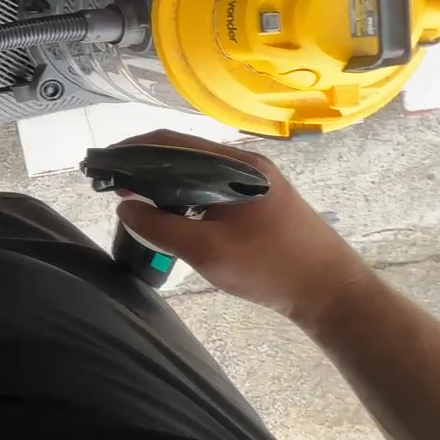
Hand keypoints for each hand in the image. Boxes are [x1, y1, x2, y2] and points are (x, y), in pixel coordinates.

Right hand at [111, 130, 373, 326]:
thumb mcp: (204, 250)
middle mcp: (245, 165)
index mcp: (236, 166)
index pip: (169, 142)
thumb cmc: (271, 268)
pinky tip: (165, 208)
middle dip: (139, 164)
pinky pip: (206, 184)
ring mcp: (253, 181)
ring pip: (192, 169)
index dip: (129, 150)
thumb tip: (125, 206)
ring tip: (131, 196)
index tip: (102, 165)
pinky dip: (178, 190)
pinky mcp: (257, 199)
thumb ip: (156, 225)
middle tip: (111, 183)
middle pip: (179, 152)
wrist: (337, 297)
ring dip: (158, 179)